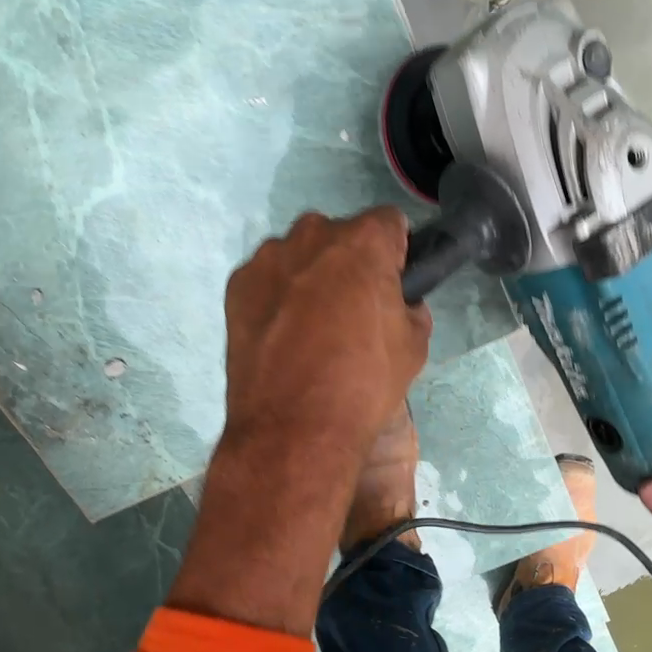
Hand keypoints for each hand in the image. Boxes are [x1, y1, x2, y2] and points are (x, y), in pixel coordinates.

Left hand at [223, 208, 432, 452]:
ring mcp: (267, 259)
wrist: (294, 428)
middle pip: (339, 236)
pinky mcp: (237, 286)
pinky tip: (281, 338)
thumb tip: (397, 303)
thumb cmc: (364, 384)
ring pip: (298, 256)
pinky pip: (267, 280)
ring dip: (308, 278)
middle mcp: (312, 235)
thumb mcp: (414, 346)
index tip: (391, 285)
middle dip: (347, 263)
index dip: (394, 254)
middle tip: (352, 312)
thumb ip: (410, 307)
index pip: (389, 223)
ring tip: (311, 330)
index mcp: (363, 241)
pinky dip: (275, 298)